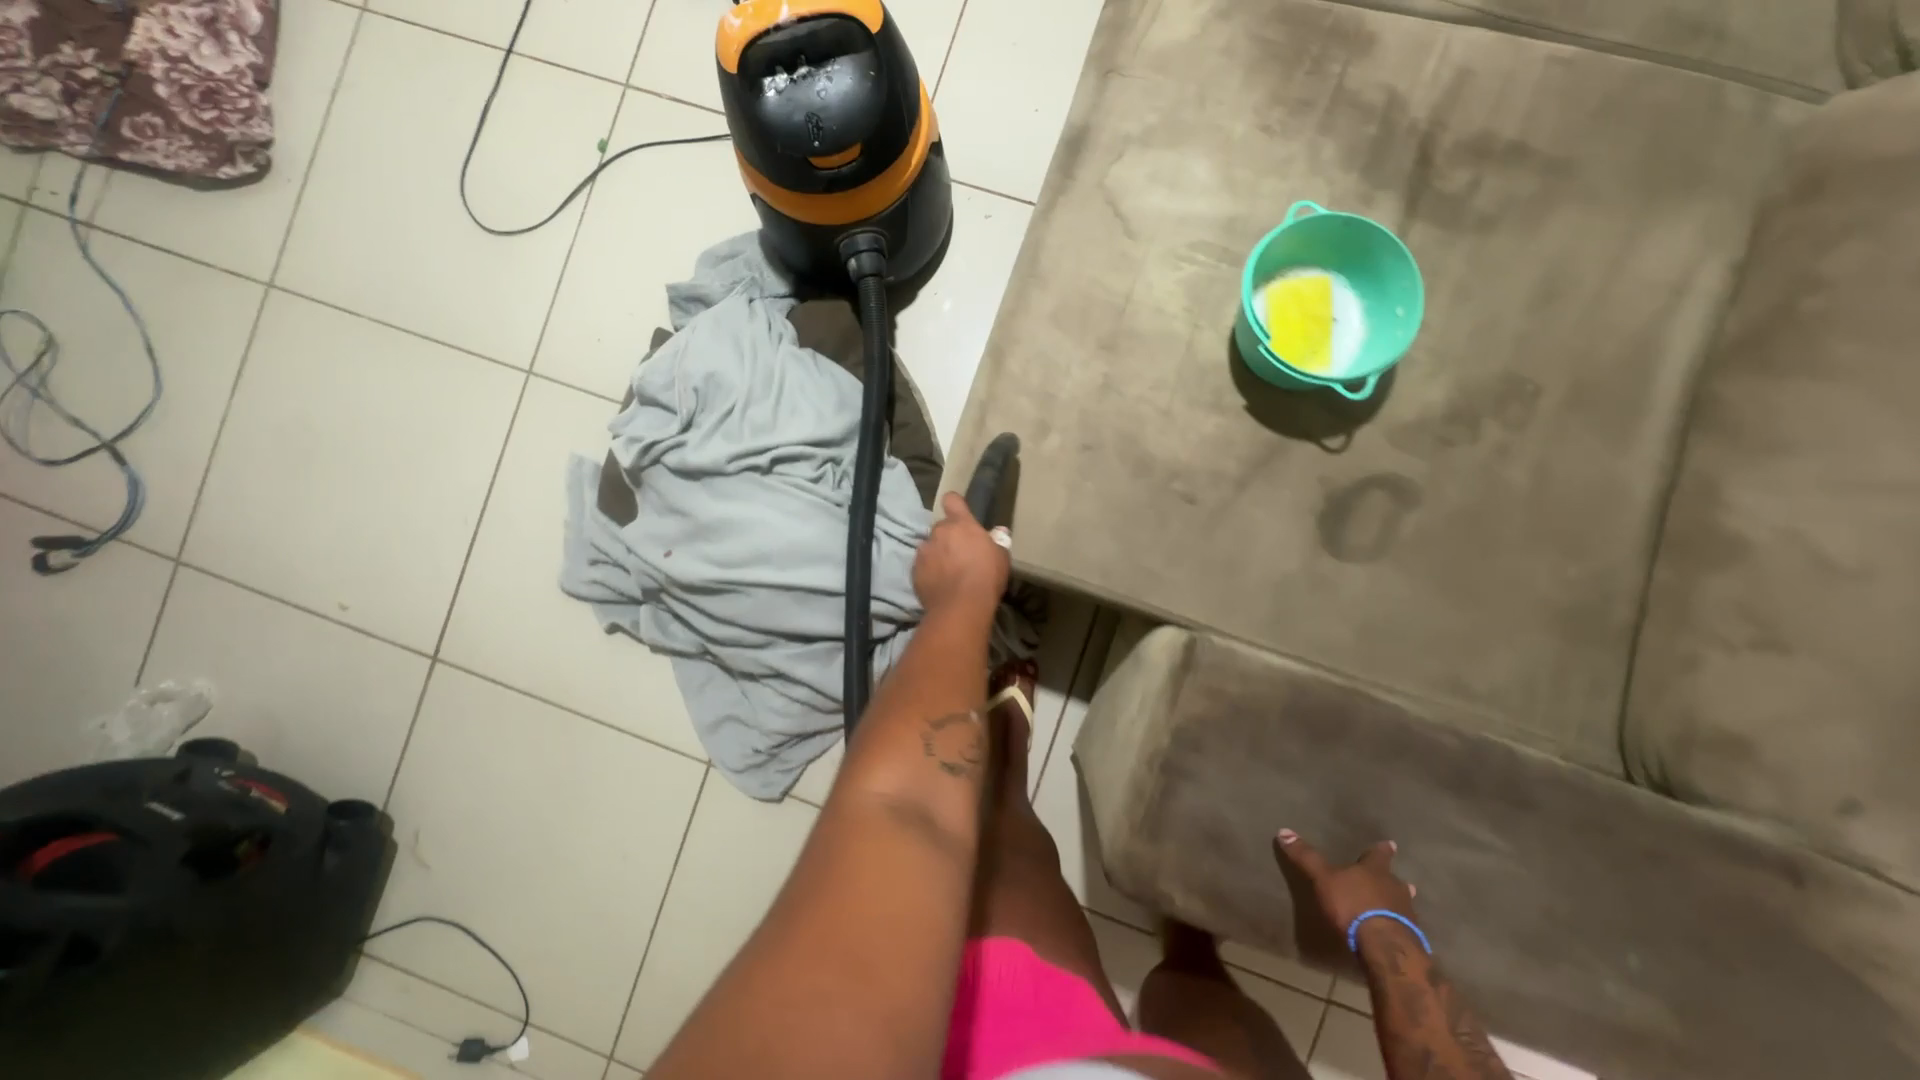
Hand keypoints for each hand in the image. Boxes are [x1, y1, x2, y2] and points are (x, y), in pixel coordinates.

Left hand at [913, 493, 1009, 616]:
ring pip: (929, 547)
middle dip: (948, 537)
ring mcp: (924, 551)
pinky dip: (928, 571)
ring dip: (936, 554)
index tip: (958, 511)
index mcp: (961, 524)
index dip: (954, 504)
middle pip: (941, 528)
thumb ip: (997, 541)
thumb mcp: (1001, 558)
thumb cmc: (986, 577)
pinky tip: (938, 584)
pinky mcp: (915, 571)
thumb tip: (998, 531)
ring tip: (947, 572)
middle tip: (959, 554)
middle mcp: (939, 532)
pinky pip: (922, 566)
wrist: (961, 606)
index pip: (952, 500)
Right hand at [1273, 829, 1415, 934]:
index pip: (1379, 854)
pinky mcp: (1409, 937)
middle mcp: (1395, 887)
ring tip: (1398, 906)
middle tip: (1399, 880)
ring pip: (1403, 903)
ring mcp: (1406, 913)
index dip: (1383, 849)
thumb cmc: (1352, 905)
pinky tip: (1395, 933)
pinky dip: (1399, 926)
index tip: (1391, 844)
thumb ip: (1306, 857)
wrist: (1384, 945)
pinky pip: (1404, 927)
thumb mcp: (1323, 878)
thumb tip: (1283, 830)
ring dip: (1399, 903)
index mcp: (1375, 870)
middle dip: (1392, 880)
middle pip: (1395, 880)